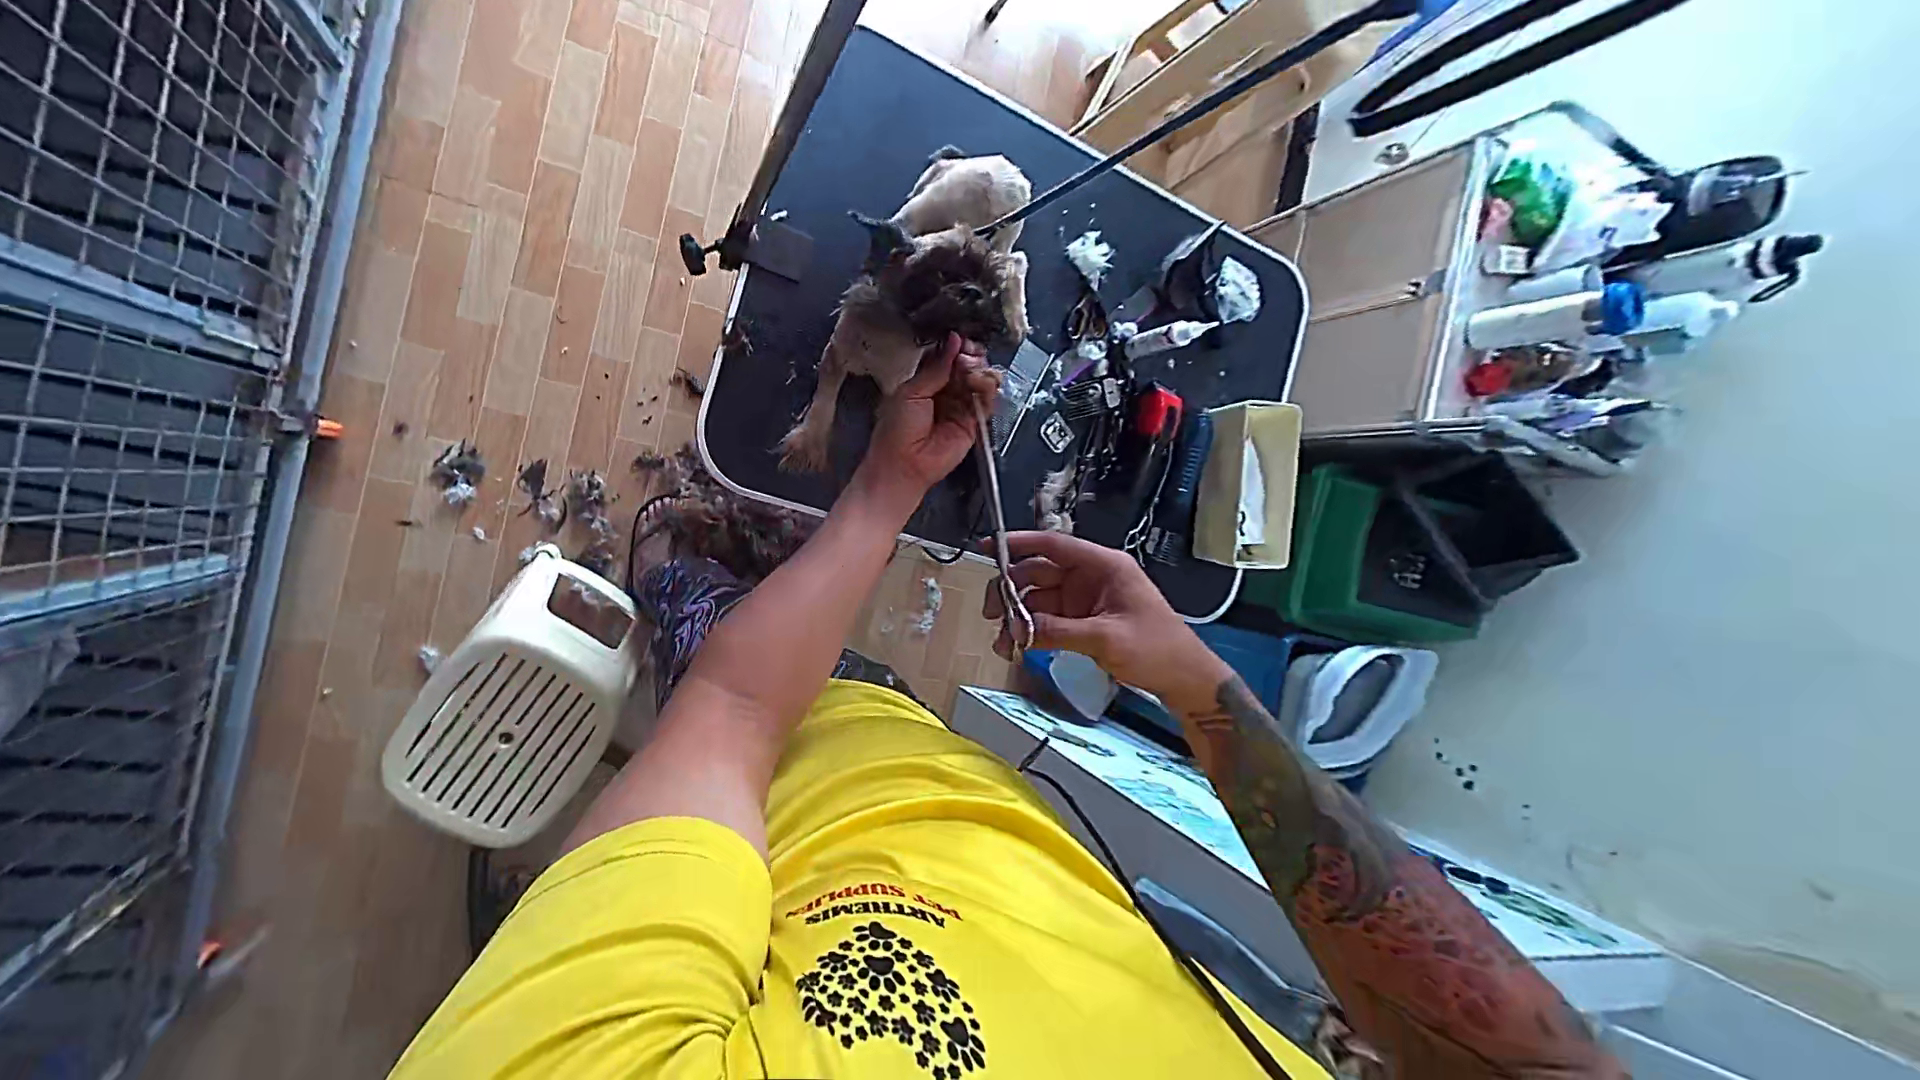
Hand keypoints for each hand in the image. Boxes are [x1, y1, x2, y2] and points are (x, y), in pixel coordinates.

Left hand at [854, 333, 999, 509]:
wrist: (904, 465)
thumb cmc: (897, 431)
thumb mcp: (911, 391)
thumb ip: (935, 367)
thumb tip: (953, 342)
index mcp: (925, 382)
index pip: (947, 357)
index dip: (955, 347)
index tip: (959, 340)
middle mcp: (945, 393)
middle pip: (966, 366)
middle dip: (970, 357)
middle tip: (967, 355)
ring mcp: (960, 407)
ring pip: (979, 381)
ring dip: (979, 371)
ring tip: (971, 372)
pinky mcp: (973, 423)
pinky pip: (986, 401)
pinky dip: (986, 388)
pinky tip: (979, 383)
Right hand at [983, 531, 1229, 713]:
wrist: (1183, 679)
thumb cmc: (1157, 649)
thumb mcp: (1107, 638)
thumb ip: (1058, 631)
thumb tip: (1016, 630)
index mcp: (1104, 566)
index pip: (1055, 545)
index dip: (1020, 543)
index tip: (989, 546)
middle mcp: (1090, 577)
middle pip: (1039, 572)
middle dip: (1011, 590)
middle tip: (991, 613)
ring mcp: (1083, 600)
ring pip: (1038, 598)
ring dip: (1017, 616)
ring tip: (1002, 642)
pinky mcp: (1081, 622)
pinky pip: (1046, 620)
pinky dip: (1029, 632)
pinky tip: (1016, 648)